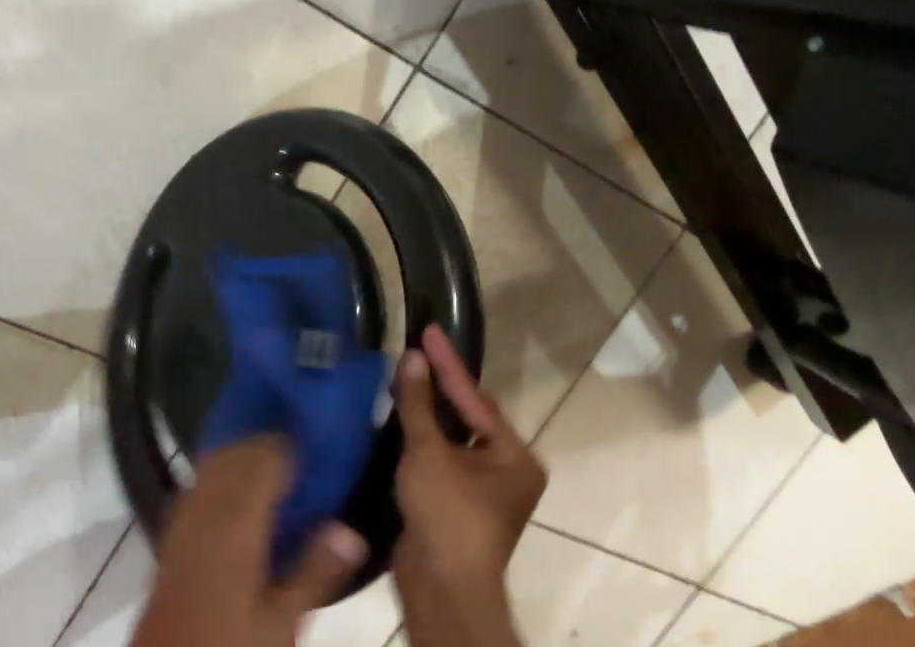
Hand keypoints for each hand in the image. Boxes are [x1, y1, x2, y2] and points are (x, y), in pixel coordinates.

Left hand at [132, 435, 368, 646]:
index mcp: (236, 522)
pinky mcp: (173, 529)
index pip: (265, 459)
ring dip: (243, 451)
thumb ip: (315, 571)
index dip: (291, 443)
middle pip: (237, 453)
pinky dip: (221, 469)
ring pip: (215, 461)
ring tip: (277, 457)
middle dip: (268, 442)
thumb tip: (350, 529)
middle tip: (303, 444)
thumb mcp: (281, 620)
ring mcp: (185, 515)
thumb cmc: (231, 645)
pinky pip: (199, 479)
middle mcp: (206, 506)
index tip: (319, 436)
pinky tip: (239, 484)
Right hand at [392, 326, 546, 646]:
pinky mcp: (457, 505)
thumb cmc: (447, 514)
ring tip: (403, 375)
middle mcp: (507, 470)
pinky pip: (442, 458)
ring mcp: (483, 490)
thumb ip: (418, 403)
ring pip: (453, 438)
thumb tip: (412, 357)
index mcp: (515, 456)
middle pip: (469, 417)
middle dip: (440, 386)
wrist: (442, 586)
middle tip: (414, 350)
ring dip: (428, 411)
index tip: (428, 329)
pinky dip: (422, 438)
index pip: (475, 398)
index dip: (448, 363)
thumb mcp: (429, 452)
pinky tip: (399, 418)